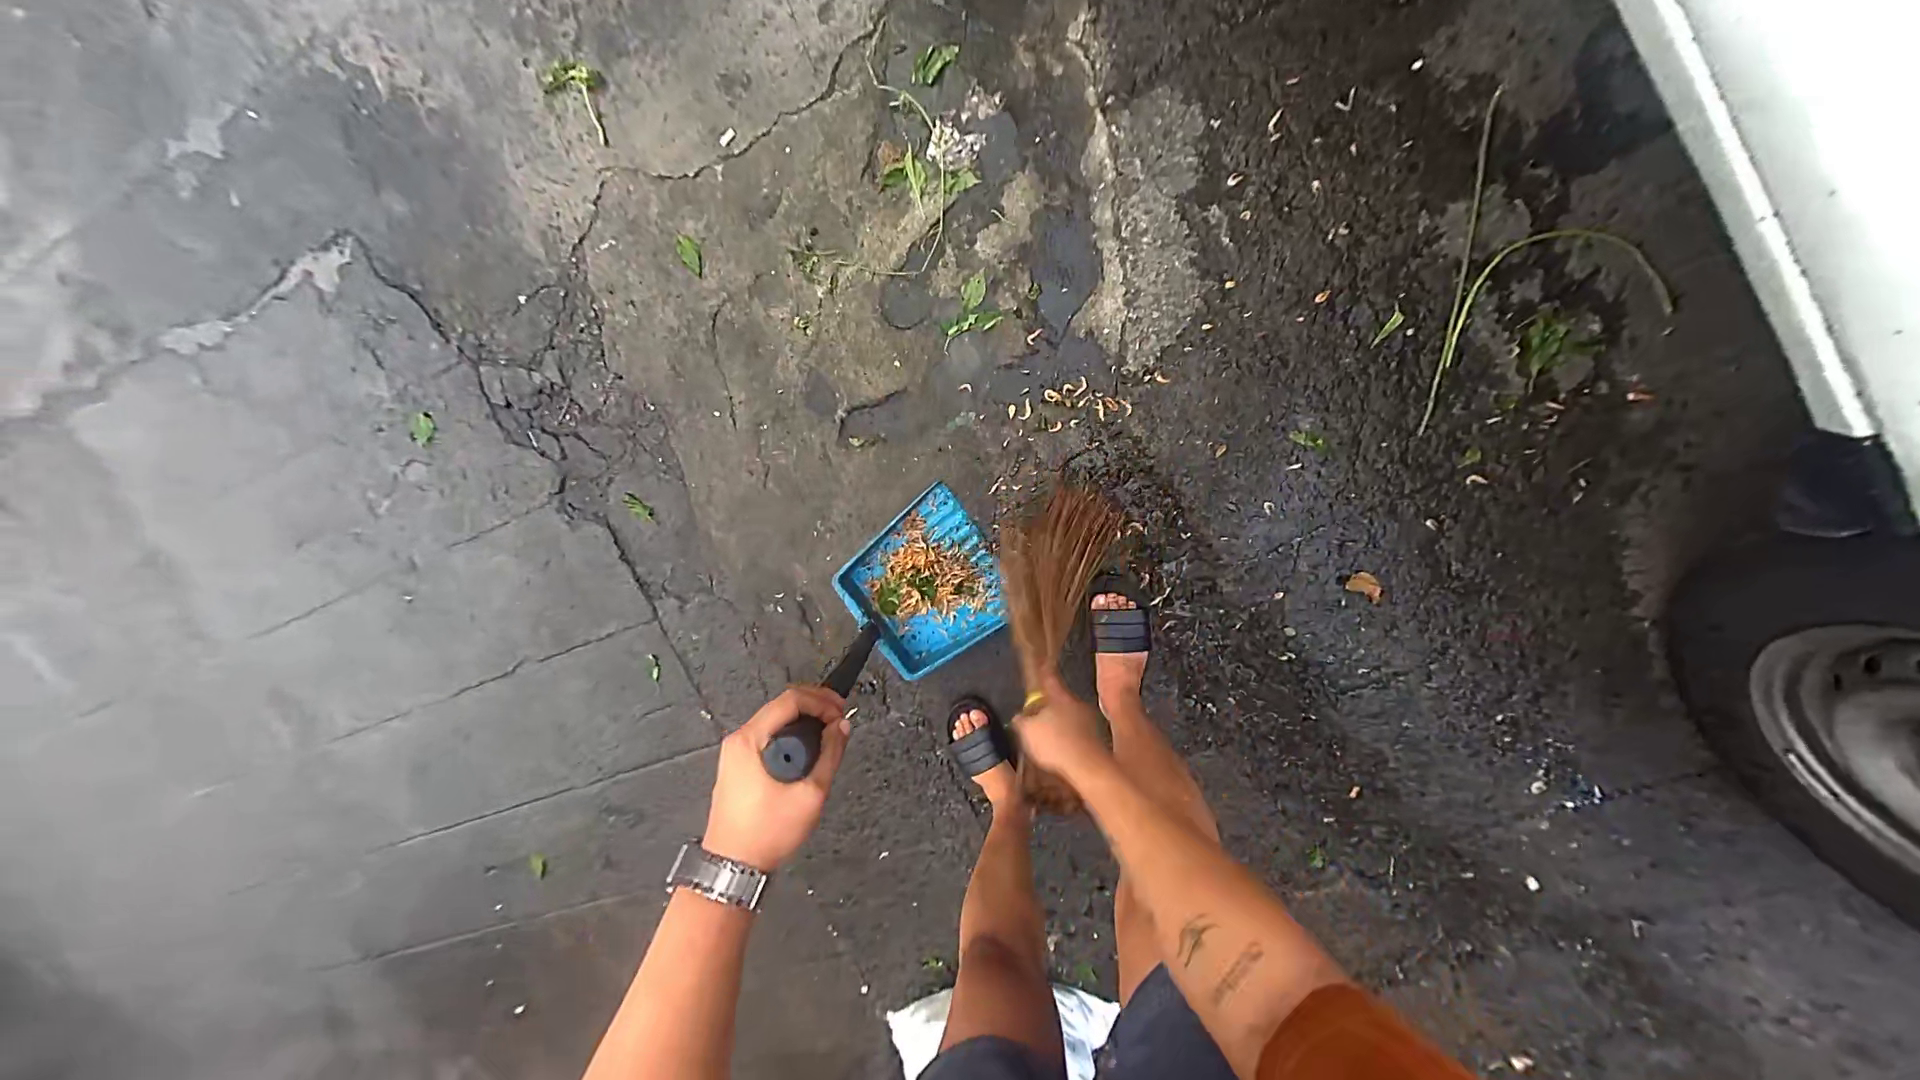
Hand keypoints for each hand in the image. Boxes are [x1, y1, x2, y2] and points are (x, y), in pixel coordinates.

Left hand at [702, 685, 851, 872]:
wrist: (733, 866)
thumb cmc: (764, 835)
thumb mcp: (810, 794)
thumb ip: (830, 755)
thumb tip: (841, 727)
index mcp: (750, 741)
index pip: (791, 700)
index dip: (822, 700)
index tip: (841, 711)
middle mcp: (739, 741)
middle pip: (782, 704)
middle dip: (816, 705)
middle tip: (839, 715)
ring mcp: (737, 752)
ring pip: (777, 718)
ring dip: (806, 718)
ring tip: (830, 729)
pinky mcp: (741, 764)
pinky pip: (770, 734)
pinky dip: (793, 732)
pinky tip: (810, 745)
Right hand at [1013, 670, 1109, 777]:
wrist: (1086, 767)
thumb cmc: (1057, 744)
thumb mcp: (1026, 731)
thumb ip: (1020, 720)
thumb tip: (1017, 718)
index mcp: (1060, 696)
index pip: (1049, 679)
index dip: (1043, 673)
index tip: (1042, 667)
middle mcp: (1077, 704)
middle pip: (1059, 700)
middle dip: (1048, 708)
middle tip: (1036, 717)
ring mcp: (1088, 721)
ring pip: (1069, 717)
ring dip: (1058, 725)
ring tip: (1046, 740)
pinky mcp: (1094, 739)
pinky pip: (1076, 735)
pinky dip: (1067, 740)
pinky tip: (1058, 752)